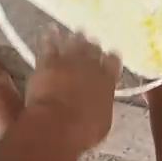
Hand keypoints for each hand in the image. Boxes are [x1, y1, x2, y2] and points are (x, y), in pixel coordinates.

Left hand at [21, 29, 120, 157]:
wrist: (56, 125)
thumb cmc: (83, 131)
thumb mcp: (103, 121)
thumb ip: (103, 104)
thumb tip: (101, 101)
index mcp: (107, 79)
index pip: (113, 61)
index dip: (111, 58)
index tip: (109, 57)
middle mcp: (90, 65)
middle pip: (94, 48)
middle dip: (93, 45)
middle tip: (91, 42)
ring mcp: (69, 61)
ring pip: (74, 42)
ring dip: (75, 37)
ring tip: (76, 31)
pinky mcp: (48, 62)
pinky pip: (49, 44)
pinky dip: (50, 36)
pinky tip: (49, 29)